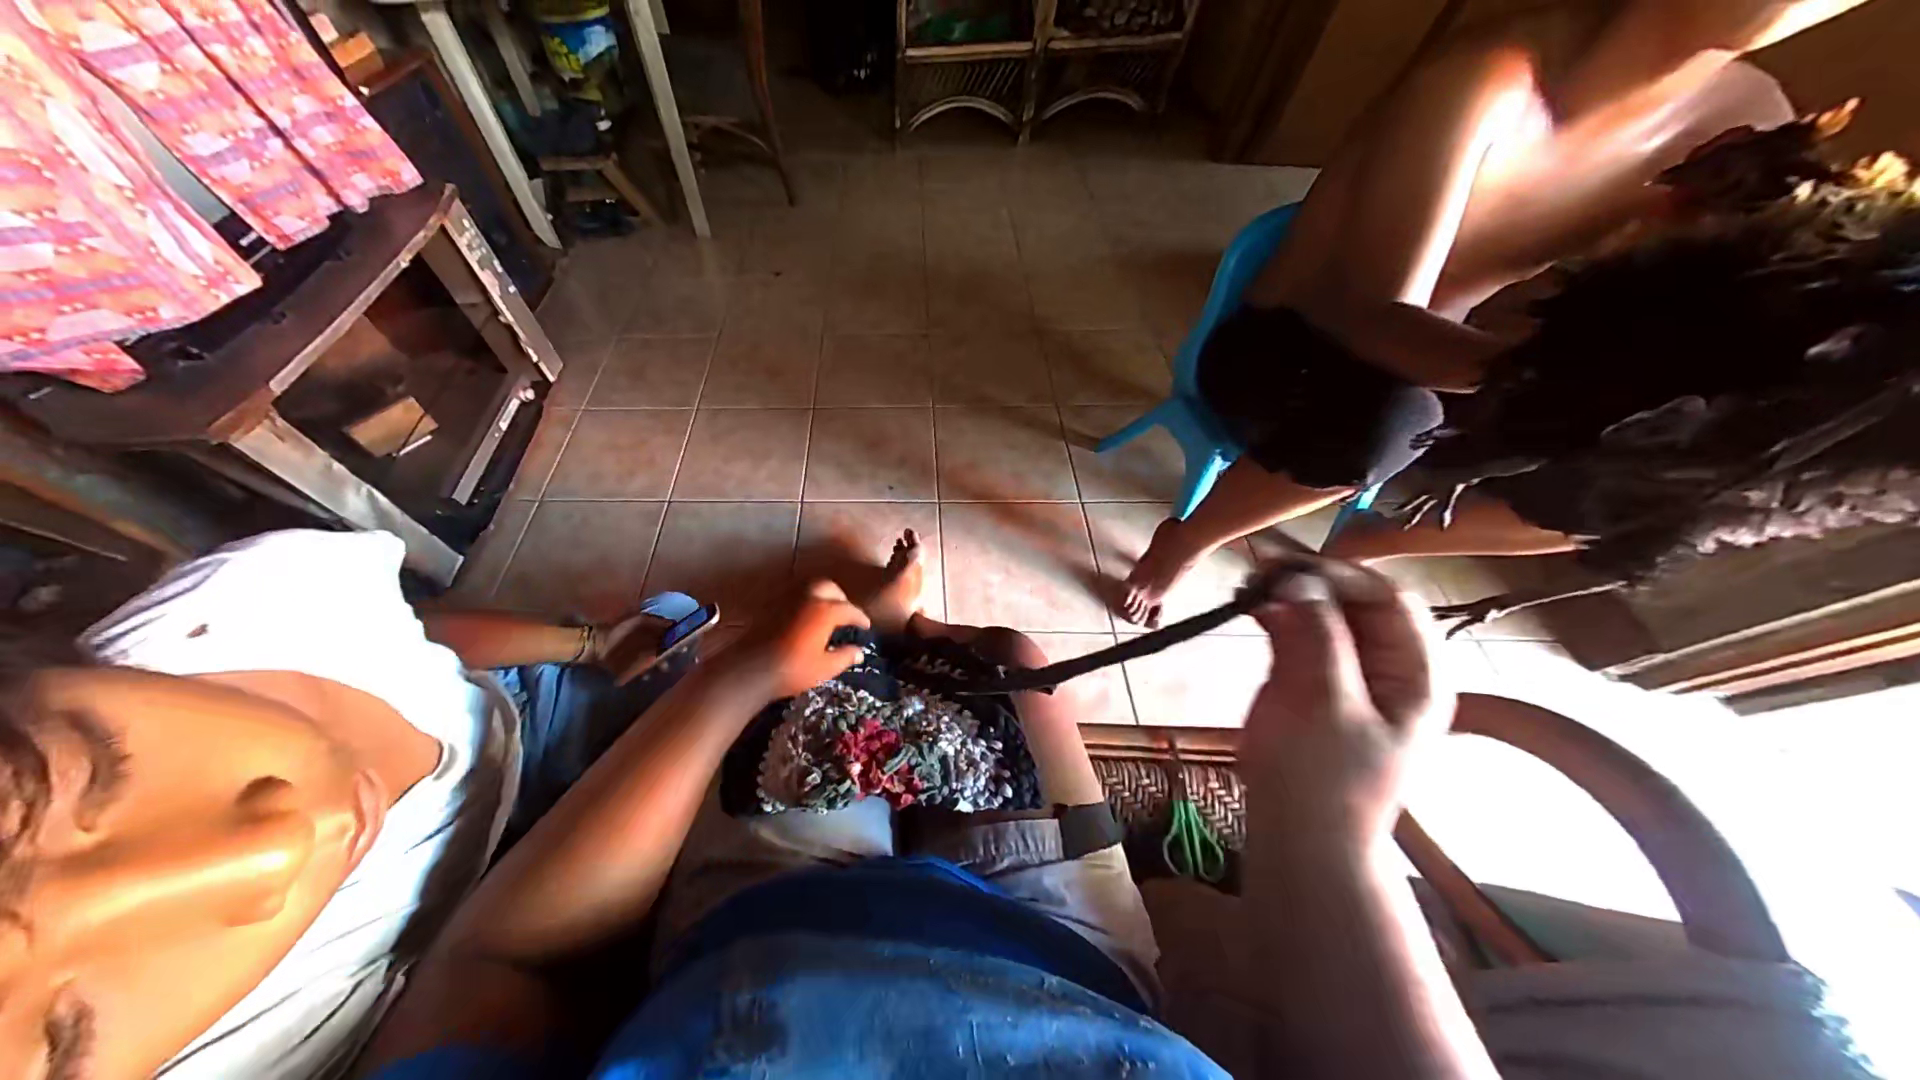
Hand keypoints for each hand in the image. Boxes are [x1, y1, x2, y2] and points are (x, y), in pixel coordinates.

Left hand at [720, 579, 870, 704]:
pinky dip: (804, 603)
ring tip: (826, 613)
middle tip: (846, 613)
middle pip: (829, 588)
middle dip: (840, 598)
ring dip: (821, 597)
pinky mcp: (769, 607)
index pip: (849, 609)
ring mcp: (785, 600)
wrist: (748, 670)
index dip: (860, 617)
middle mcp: (806, 598)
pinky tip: (805, 619)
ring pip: (808, 589)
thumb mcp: (825, 668)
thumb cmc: (792, 669)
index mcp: (824, 611)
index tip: (865, 626)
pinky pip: (793, 597)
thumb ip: (844, 656)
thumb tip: (859, 652)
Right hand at [1239, 559, 1452, 857]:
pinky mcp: (1316, 684)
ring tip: (1249, 585)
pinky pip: (1303, 636)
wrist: (1300, 841)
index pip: (1387, 599)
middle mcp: (1388, 667)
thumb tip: (1297, 579)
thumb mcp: (1323, 703)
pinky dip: (1278, 617)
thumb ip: (1316, 636)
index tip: (1284, 565)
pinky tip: (1252, 609)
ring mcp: (1350, 676)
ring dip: (1289, 594)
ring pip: (1326, 615)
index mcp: (1415, 674)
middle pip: (1356, 603)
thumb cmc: (1319, 779)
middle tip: (1258, 565)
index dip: (1338, 574)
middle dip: (1308, 579)